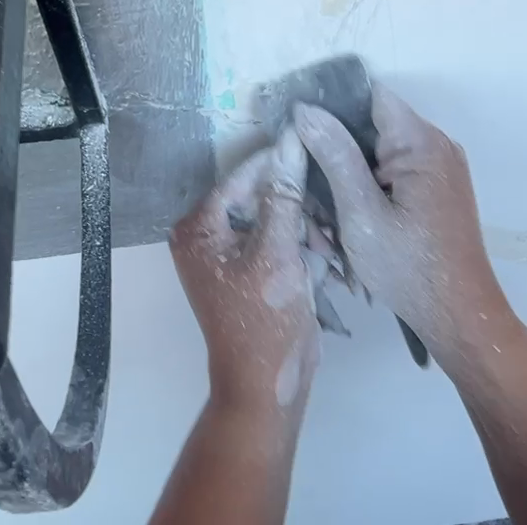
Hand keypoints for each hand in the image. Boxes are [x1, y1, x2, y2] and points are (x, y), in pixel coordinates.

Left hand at [169, 128, 321, 417]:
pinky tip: (322, 255)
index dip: (279, 162)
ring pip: (272, 217)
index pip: (241, 176)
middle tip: (327, 214)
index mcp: (198, 227)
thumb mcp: (277, 252)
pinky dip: (299, 245)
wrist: (268, 385)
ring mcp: (226, 253)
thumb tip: (290, 140)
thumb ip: (284, 194)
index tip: (317, 144)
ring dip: (303, 226)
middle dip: (296, 205)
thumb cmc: (266, 319)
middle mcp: (205, 234)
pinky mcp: (249, 269)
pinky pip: (275, 240)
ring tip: (327, 243)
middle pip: (258, 196)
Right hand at [293, 84, 508, 363]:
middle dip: (336, 146)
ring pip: (379, 150)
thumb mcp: (360, 213)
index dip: (332, 103)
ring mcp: (440, 166)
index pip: (371, 95)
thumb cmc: (409, 269)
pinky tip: (348, 215)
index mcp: (422, 142)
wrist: (459, 319)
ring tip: (325, 208)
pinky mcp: (437, 187)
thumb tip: (306, 109)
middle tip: (305, 177)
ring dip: (349, 172)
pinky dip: (367, 186)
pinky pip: (393, 170)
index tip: (296, 123)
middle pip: (373, 123)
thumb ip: (334, 155)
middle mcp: (436, 144)